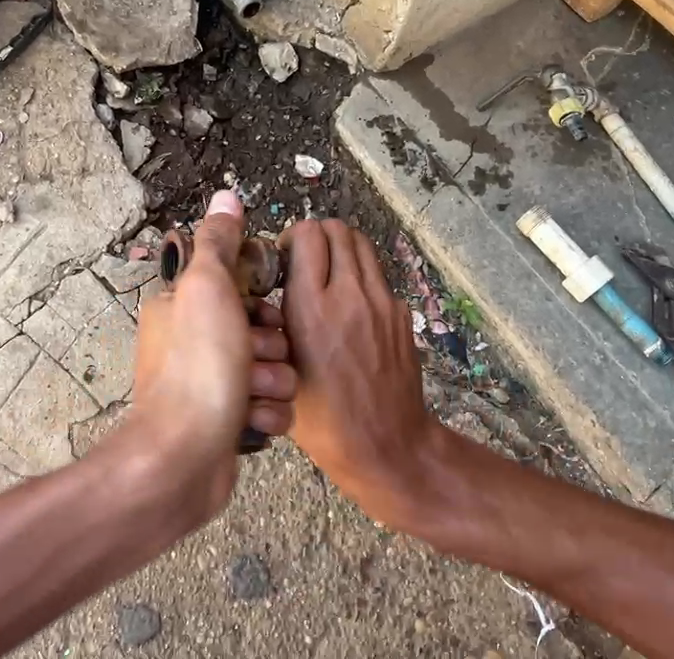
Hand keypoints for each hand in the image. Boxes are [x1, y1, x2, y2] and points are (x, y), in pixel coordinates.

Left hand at [123, 190, 297, 520]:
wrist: (185, 458)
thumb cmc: (197, 367)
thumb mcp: (208, 287)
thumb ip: (220, 242)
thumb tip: (227, 196)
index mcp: (182, 308)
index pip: (241, 288)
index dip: (259, 301)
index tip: (257, 313)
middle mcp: (193, 344)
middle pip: (263, 330)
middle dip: (270, 347)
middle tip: (253, 358)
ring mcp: (210, 387)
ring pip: (273, 368)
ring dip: (272, 381)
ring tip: (252, 395)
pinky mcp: (228, 424)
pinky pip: (270, 406)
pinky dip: (267, 413)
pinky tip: (252, 422)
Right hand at [279, 219, 441, 526]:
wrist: (386, 445)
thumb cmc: (323, 419)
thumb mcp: (282, 369)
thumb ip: (277, 323)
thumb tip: (271, 294)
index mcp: (311, 307)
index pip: (308, 234)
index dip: (292, 238)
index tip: (284, 260)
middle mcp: (349, 294)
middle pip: (338, 229)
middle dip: (317, 237)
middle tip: (305, 263)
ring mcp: (382, 300)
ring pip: (362, 243)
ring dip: (341, 250)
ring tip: (328, 278)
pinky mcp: (402, 312)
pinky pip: (378, 275)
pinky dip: (361, 277)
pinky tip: (351, 309)